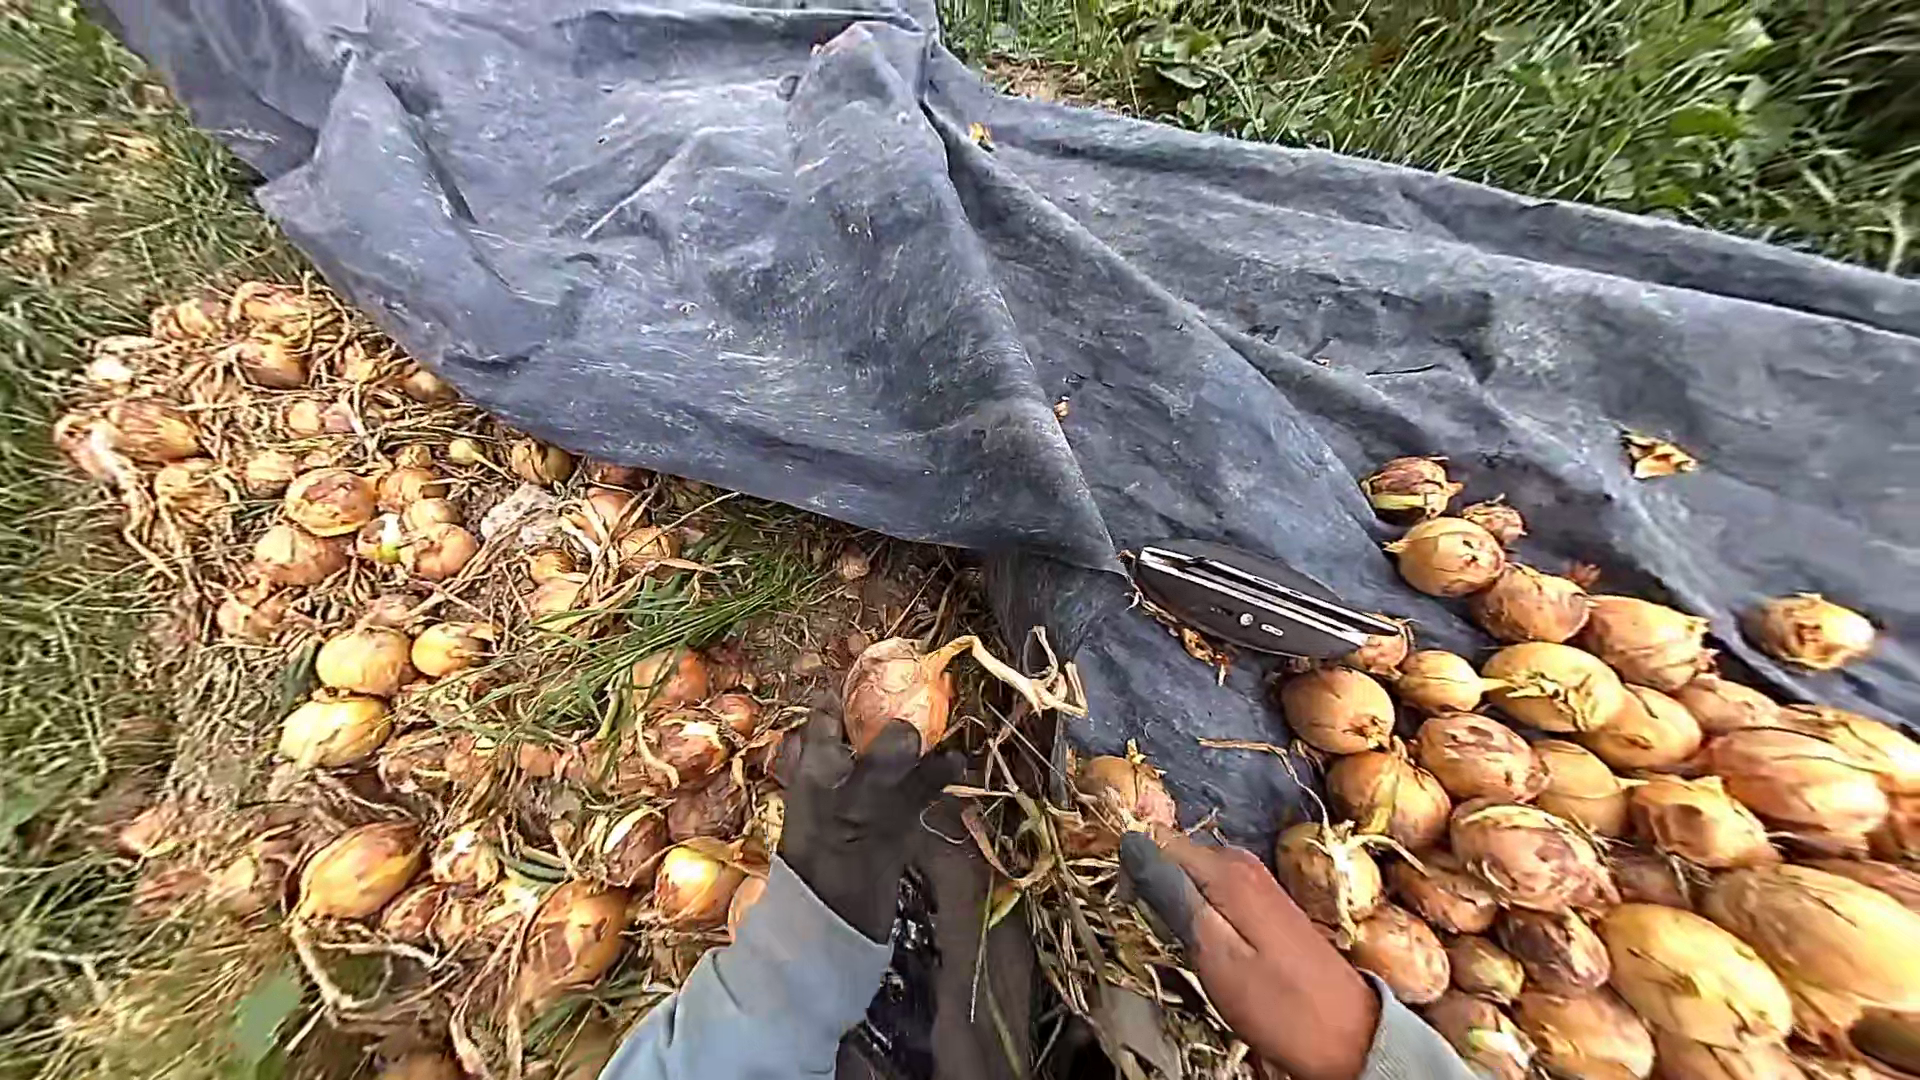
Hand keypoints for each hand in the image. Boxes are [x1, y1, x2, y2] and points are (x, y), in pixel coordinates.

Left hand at [779, 708, 962, 940]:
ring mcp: (868, 798)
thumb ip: (882, 764)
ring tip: (948, 726)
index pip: (830, 713)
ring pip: (897, 760)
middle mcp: (843, 774)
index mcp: (819, 762)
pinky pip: (915, 790)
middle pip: (869, 733)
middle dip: (896, 713)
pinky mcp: (890, 821)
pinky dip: (935, 776)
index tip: (885, 670)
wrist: (835, 924)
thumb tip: (909, 728)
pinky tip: (957, 763)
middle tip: (928, 691)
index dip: (852, 690)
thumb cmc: (831, 854)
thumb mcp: (852, 804)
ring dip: (922, 746)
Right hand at [1120, 831, 1379, 1079]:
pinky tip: (1213, 943)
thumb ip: (1170, 893)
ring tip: (1189, 945)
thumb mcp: (1215, 953)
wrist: (1355, 1040)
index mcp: (1224, 867)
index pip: (1155, 839)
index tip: (1136, 910)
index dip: (1136, 869)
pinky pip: (1212, 885)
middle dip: (1157, 886)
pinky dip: (1201, 907)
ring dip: (1178, 900)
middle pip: (1173, 853)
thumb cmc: (1280, 1004)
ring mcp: (1253, 876)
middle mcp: (1238, 859)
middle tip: (1167, 937)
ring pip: (1190, 871)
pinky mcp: (1261, 895)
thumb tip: (1129, 841)